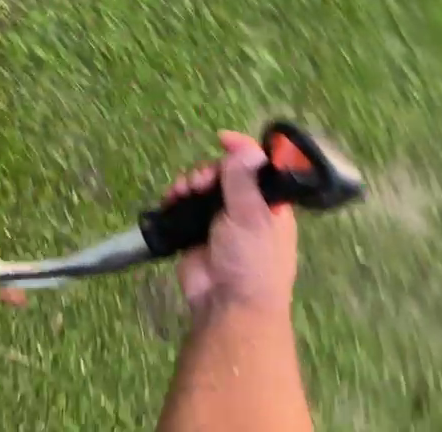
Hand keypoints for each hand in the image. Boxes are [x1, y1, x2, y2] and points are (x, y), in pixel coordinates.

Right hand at [164, 130, 297, 318]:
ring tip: (181, 193)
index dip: (243, 151)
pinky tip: (171, 202)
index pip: (259, 169)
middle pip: (224, 174)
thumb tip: (247, 147)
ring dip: (188, 184)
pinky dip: (175, 198)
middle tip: (198, 182)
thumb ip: (244, 181)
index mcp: (270, 207)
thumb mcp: (252, 217)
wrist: (227, 302)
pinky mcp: (196, 230)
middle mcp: (247, 210)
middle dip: (206, 172)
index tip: (223, 139)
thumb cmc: (251, 261)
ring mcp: (220, 221)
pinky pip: (183, 204)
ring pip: (201, 187)